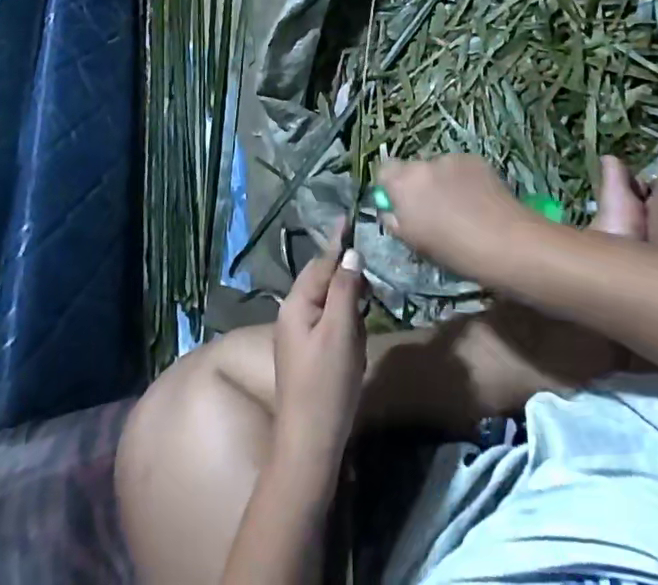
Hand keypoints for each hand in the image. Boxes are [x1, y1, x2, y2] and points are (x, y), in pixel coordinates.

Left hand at [271, 241, 365, 463]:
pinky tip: (355, 323)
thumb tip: (350, 254)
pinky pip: (328, 321)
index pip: (320, 263)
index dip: (337, 242)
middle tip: (364, 253)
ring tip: (362, 280)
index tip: (348, 217)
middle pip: (321, 280)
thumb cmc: (326, 383)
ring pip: (326, 301)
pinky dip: (344, 316)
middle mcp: (293, 314)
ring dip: (344, 293)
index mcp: (296, 304)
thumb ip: (344, 290)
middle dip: (341, 268)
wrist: (310, 440)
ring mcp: (299, 335)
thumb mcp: (340, 331)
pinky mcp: (309, 353)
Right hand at [373, 154, 542, 276]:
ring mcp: (452, 159)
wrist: (505, 242)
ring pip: (438, 168)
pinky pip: (460, 168)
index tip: (401, 205)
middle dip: (418, 185)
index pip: (383, 171)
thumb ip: (394, 220)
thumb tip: (391, 210)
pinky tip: (477, 200)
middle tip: (432, 210)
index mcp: (402, 184)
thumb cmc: (452, 249)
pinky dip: (464, 180)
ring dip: (442, 181)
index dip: (390, 186)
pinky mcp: (476, 159)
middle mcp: (424, 164)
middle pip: (412, 169)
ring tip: (460, 207)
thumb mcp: (412, 242)